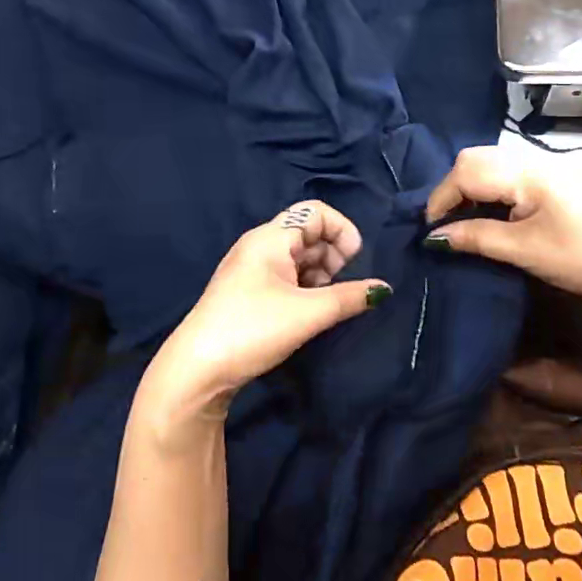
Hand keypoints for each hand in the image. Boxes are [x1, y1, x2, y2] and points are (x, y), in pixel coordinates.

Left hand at [138, 201, 390, 431]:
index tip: (355, 262)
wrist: (197, 368)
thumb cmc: (252, 329)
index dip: (343, 230)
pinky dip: (304, 287)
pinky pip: (285, 276)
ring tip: (325, 304)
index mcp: (270, 237)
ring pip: (298, 257)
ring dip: (320, 274)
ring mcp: (251, 268)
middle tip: (339, 288)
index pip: (317, 212)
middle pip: (309, 232)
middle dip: (333, 255)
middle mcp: (260, 245)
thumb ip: (349, 297)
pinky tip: (308, 312)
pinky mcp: (247, 291)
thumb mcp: (307, 313)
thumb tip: (384, 289)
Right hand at [424, 147, 581, 315]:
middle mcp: (535, 159)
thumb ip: (475, 238)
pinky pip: (509, 171)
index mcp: (528, 173)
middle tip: (448, 224)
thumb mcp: (523, 251)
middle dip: (453, 189)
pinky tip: (494, 214)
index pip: (465, 172)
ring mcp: (548, 165)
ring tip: (467, 221)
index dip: (441, 199)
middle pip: (475, 158)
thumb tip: (433, 238)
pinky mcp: (555, 176)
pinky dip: (491, 189)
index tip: (432, 231)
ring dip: (471, 188)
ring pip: (491, 162)